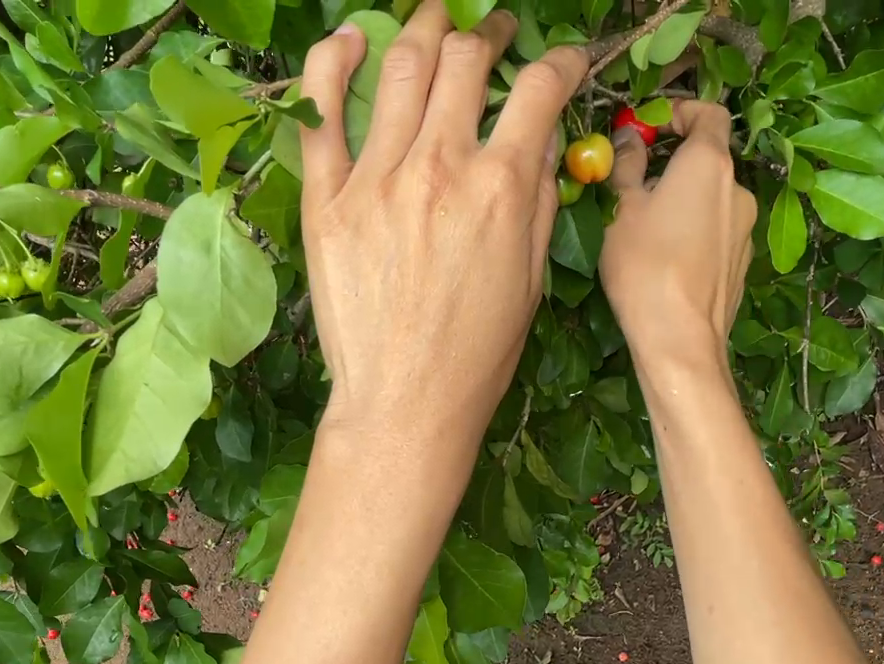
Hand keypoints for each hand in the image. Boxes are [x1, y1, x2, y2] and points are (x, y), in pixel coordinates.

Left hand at [299, 1, 585, 457]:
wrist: (405, 404)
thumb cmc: (477, 356)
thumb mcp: (529, 283)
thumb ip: (536, 202)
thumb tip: (539, 142)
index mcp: (500, 189)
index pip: (538, 91)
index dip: (559, 63)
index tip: (563, 61)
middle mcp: (439, 166)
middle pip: (465, 61)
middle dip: (489, 34)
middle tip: (494, 34)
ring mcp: (376, 178)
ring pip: (400, 68)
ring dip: (424, 29)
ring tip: (434, 18)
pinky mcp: (327, 199)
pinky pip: (320, 110)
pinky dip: (331, 61)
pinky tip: (348, 40)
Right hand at [599, 101, 756, 373]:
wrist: (679, 339)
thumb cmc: (645, 267)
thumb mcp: (621, 211)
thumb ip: (626, 167)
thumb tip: (629, 139)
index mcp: (709, 163)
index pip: (709, 112)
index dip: (682, 111)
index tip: (654, 126)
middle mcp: (737, 189)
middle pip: (709, 161)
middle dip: (675, 166)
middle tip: (637, 186)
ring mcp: (745, 230)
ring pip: (713, 202)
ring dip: (685, 204)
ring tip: (649, 231)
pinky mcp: (742, 265)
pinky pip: (717, 235)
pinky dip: (696, 235)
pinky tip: (669, 263)